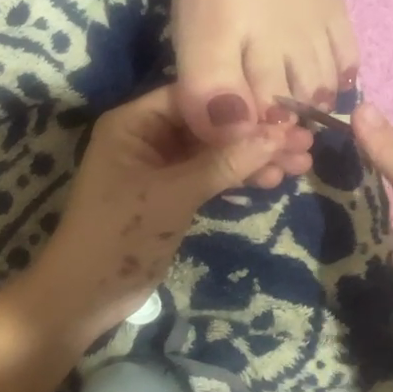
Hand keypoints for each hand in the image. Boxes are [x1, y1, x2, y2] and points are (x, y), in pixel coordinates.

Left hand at [22, 87, 311, 347]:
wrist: (86, 295)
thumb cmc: (118, 237)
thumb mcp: (173, 195)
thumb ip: (224, 163)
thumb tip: (279, 134)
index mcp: (133, 123)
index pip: (194, 95)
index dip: (241, 103)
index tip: (288, 113)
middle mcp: (146, 136)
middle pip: (209, 123)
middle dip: (254, 134)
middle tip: (306, 142)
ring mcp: (159, 167)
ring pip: (214, 152)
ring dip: (253, 157)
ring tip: (302, 163)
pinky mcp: (171, 194)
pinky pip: (211, 176)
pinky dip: (238, 178)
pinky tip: (273, 180)